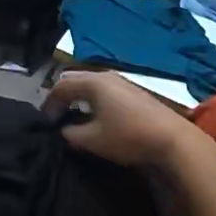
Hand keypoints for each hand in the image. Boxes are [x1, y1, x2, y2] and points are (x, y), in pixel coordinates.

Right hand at [45, 71, 199, 168]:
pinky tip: (96, 117)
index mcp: (93, 82)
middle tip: (56, 117)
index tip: (45, 123)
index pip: (61, 85)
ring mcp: (122, 82)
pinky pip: (104, 90)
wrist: (170, 137)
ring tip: (73, 118)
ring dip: (79, 98)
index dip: (49, 103)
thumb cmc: (127, 136)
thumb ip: (71, 133)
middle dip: (63, 96)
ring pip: (91, 84)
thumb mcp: (92, 139)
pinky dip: (93, 100)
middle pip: (76, 79)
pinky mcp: (133, 92)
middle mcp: (106, 76)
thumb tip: (63, 129)